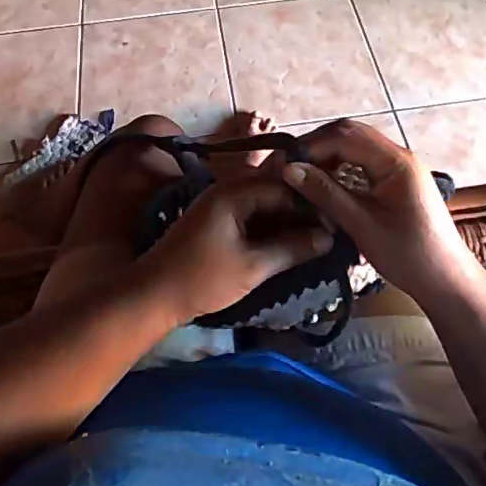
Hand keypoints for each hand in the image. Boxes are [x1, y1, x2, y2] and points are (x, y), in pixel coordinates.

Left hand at [135, 178, 332, 323]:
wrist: (151, 297)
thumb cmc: (202, 279)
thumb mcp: (252, 266)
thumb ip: (291, 249)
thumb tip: (328, 238)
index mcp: (234, 192)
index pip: (283, 187)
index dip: (310, 205)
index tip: (334, 223)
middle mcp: (226, 190)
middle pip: (274, 191)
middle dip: (300, 210)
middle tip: (328, 230)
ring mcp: (219, 204)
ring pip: (263, 204)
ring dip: (286, 219)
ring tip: (314, 237)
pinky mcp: (216, 221)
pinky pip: (250, 214)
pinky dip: (269, 226)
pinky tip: (287, 243)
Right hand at [276, 119, 478, 301]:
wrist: (447, 280)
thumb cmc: (409, 255)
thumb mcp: (363, 225)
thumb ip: (326, 194)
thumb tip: (290, 170)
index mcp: (395, 160)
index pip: (345, 135)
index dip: (311, 145)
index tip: (284, 164)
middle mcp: (398, 154)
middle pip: (349, 134)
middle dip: (316, 147)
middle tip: (288, 167)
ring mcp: (399, 165)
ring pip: (355, 146)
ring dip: (327, 156)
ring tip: (301, 177)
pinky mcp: (396, 179)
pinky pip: (362, 162)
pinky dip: (340, 168)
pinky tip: (324, 186)